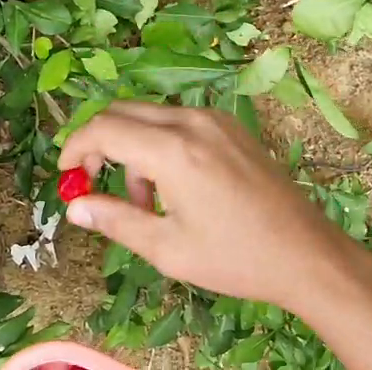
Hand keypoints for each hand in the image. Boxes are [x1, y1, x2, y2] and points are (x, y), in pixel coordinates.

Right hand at [56, 101, 357, 314]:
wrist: (306, 252)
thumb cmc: (235, 257)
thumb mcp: (168, 248)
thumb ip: (115, 221)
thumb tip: (74, 206)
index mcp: (173, 150)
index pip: (104, 129)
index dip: (75, 148)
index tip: (64, 174)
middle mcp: (190, 121)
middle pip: (122, 113)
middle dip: (99, 144)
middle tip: (93, 184)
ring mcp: (212, 118)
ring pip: (149, 117)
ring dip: (131, 149)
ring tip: (145, 203)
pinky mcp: (228, 124)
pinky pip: (177, 122)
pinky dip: (159, 145)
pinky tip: (173, 186)